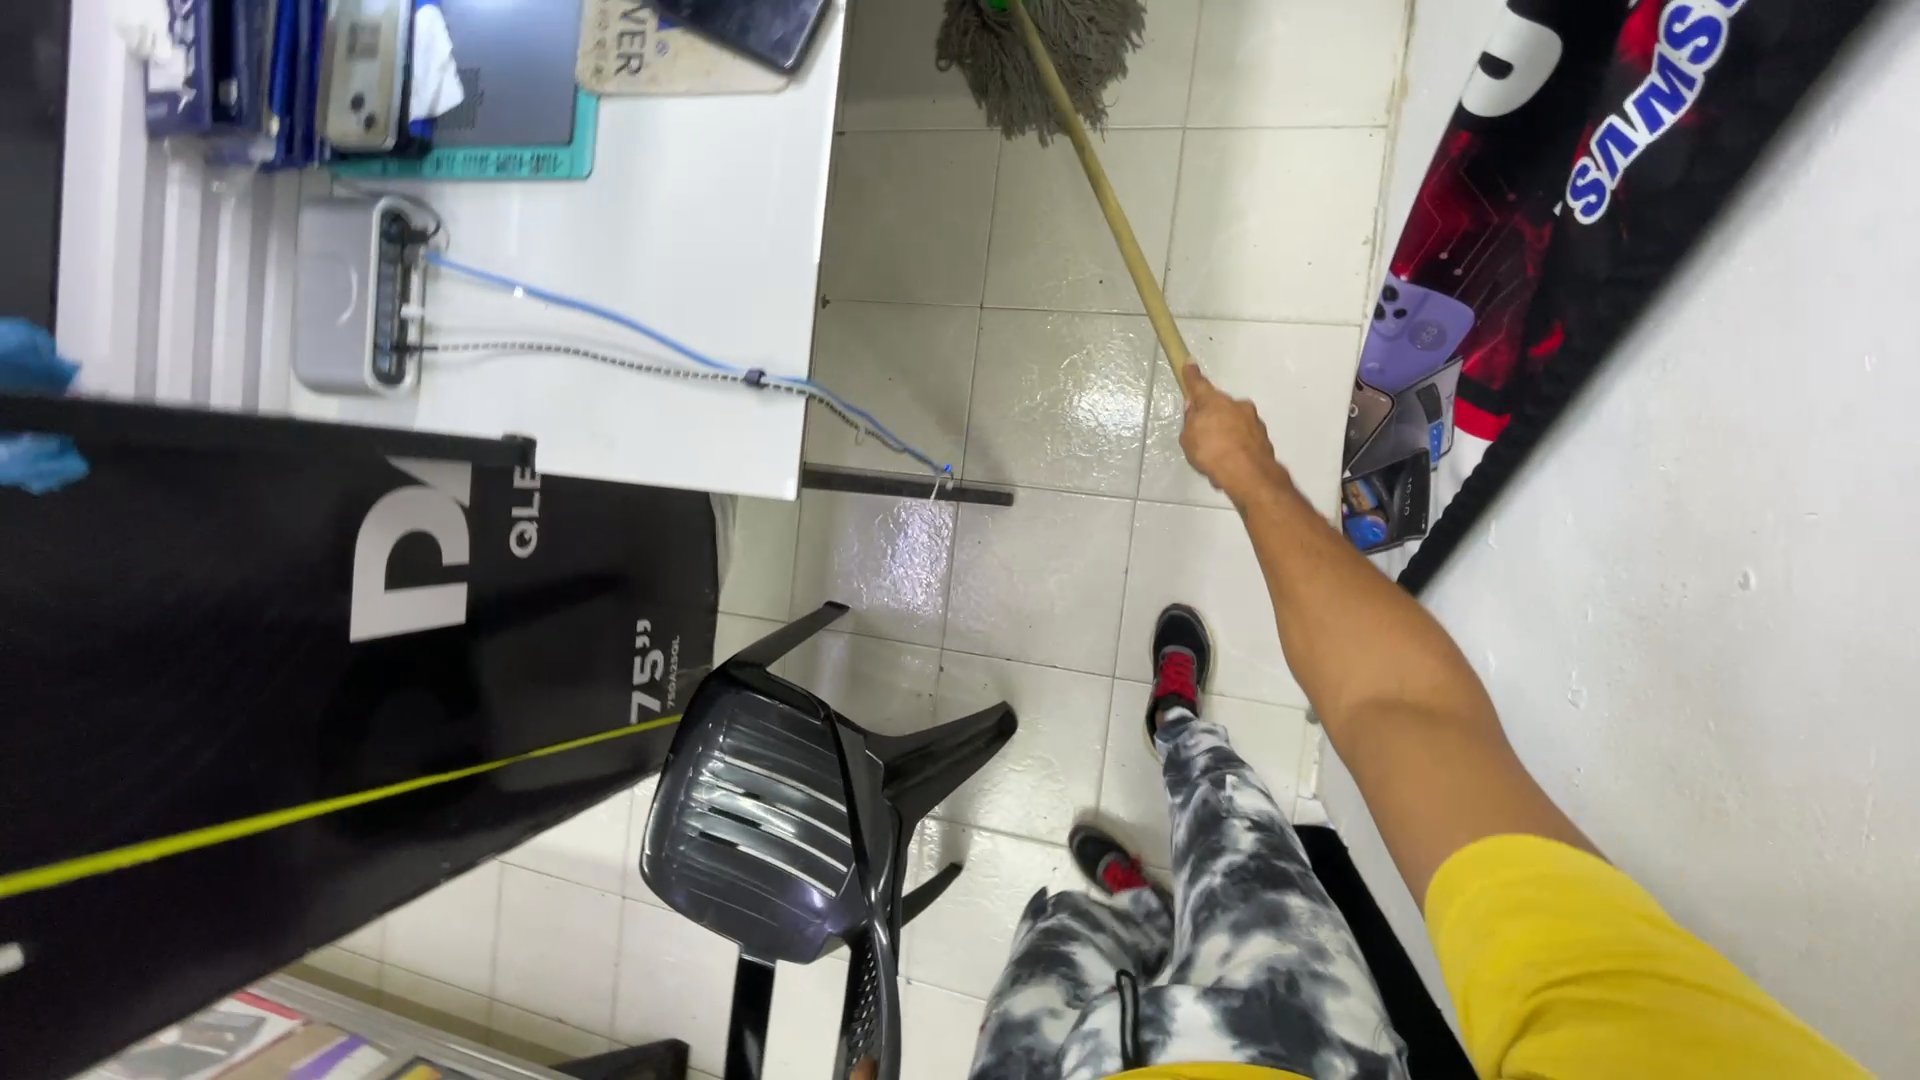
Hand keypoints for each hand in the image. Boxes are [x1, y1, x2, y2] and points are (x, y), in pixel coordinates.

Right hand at [1179, 362, 1290, 509]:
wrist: (1248, 474)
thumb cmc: (1211, 452)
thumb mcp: (1188, 438)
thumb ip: (1190, 422)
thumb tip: (1194, 408)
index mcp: (1215, 402)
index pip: (1199, 385)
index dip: (1192, 376)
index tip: (1189, 363)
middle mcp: (1237, 406)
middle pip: (1219, 407)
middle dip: (1211, 418)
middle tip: (1201, 437)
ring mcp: (1253, 421)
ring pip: (1233, 424)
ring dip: (1224, 435)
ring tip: (1215, 458)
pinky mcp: (1263, 438)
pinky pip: (1243, 440)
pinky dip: (1235, 447)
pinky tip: (1228, 464)